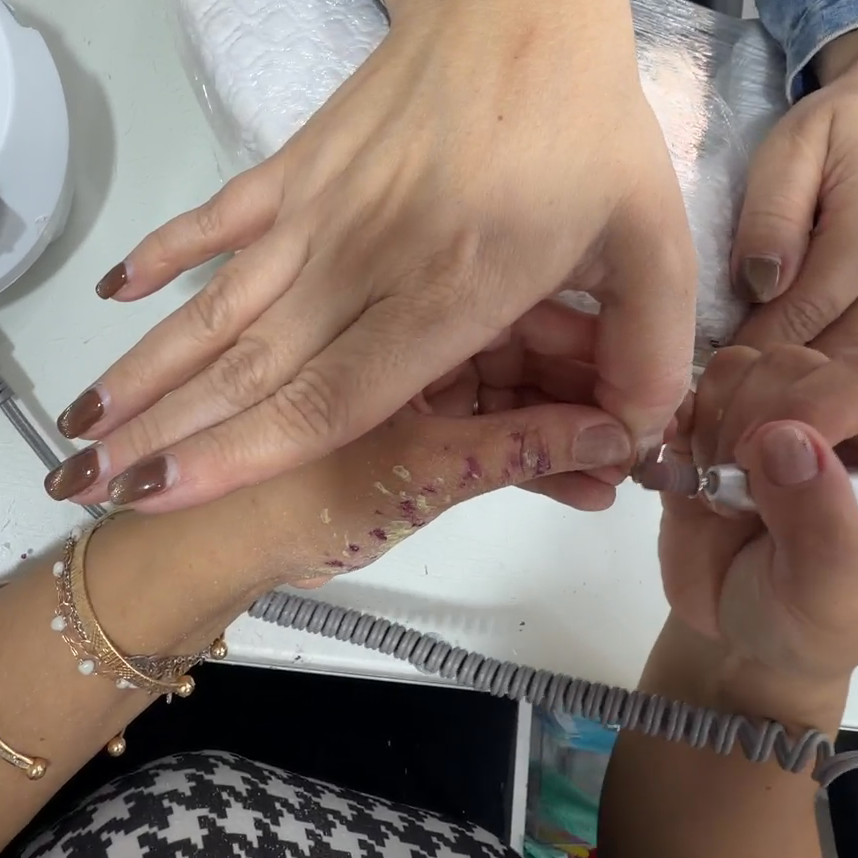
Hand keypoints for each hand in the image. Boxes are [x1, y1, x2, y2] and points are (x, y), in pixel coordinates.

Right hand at [50, 0, 694, 512]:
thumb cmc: (586, 123)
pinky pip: (220, 215)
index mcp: (447, 292)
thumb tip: (633, 438)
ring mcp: (318, 209)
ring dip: (148, 364)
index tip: (160, 496)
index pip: (331, 397)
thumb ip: (650, 353)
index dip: (244, 455)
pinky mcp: (296, 165)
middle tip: (84, 482)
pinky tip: (114, 285)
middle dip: (165, 433)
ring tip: (79, 417)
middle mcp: (363, 262)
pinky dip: (165, 250)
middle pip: (251, 365)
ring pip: (219, 303)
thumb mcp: (655, 242)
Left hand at [206, 357, 636, 587]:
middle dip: (579, 399)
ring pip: (505, 393)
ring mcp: (414, 383)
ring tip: (619, 474)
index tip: (635, 382)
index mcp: (398, 314)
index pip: (512, 312)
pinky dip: (528, 459)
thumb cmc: (301, 497)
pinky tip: (584, 484)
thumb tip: (616, 440)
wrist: (218, 546)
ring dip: (560, 435)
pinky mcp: (416, 429)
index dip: (581, 347)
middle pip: (516, 353)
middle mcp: (409, 333)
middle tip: (639, 438)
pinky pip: (484, 431)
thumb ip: (515, 449)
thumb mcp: (417, 470)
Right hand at [641, 345, 857, 721]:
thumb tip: (789, 438)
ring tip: (716, 483)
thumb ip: (822, 523)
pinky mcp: (708, 429)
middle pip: (795, 366)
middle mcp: (831, 426)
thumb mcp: (831, 594)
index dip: (824, 401)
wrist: (734, 635)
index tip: (770, 452)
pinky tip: (682, 464)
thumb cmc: (804, 622)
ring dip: (717, 421)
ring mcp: (764, 423)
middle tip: (738, 488)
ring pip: (741, 369)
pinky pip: (691, 391)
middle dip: (756, 419)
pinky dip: (679, 419)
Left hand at [731, 20, 857, 369]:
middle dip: (789, 374)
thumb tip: (756, 287)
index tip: (715, 368)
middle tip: (736, 389)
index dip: (757, 345)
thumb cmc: (844, 120)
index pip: (808, 311)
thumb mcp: (790, 147)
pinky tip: (817, 377)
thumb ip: (770, 216)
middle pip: (848, 346)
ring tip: (770, 388)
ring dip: (826, 383)